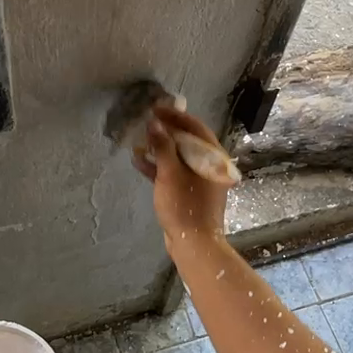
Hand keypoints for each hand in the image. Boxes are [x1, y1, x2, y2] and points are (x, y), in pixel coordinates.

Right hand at [131, 104, 232, 242]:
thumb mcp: (171, 173)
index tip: (155, 108)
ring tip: (138, 141)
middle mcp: (209, 165)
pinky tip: (139, 162)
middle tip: (145, 122)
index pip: (195, 127)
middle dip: (165, 131)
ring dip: (159, 148)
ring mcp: (199, 179)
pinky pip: (173, 172)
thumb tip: (154, 123)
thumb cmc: (185, 206)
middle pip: (186, 140)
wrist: (193, 244)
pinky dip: (158, 166)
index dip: (175, 116)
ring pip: (178, 156)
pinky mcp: (188, 192)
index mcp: (213, 158)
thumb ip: (163, 146)